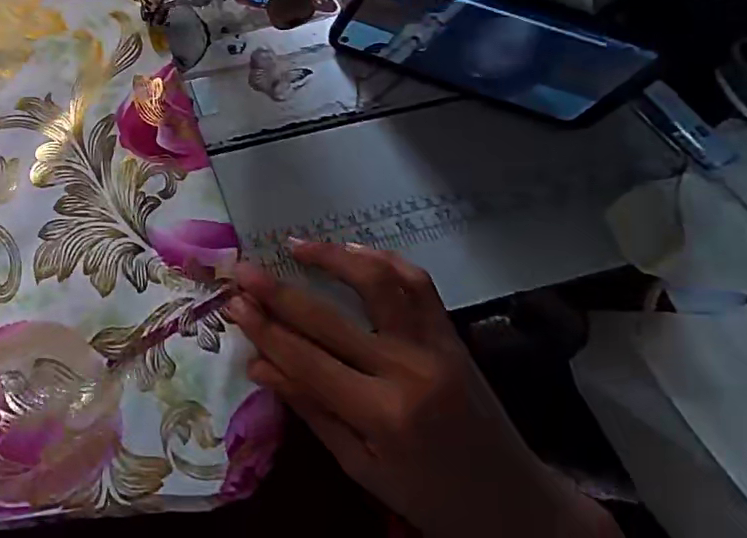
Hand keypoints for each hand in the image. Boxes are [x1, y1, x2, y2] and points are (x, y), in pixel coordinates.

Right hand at [225, 241, 617, 537]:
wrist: (515, 503)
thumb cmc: (430, 496)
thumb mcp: (362, 466)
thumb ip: (310, 409)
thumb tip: (257, 363)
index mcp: (382, 416)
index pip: (306, 359)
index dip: (263, 327)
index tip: (231, 300)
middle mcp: (408, 372)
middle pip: (329, 317)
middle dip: (277, 290)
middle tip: (242, 268)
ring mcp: (435, 346)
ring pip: (379, 282)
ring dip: (333, 258)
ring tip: (296, 245)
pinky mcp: (452, 333)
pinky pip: (418, 283)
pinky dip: (384, 260)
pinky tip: (354, 250)